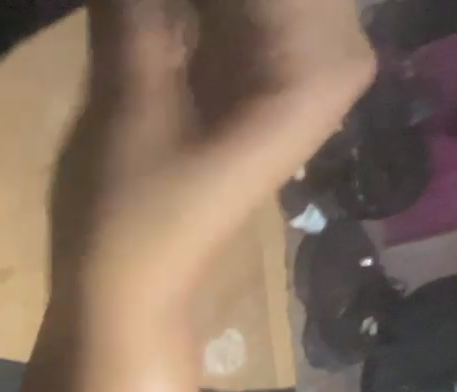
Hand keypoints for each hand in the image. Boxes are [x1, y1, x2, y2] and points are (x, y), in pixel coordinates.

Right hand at [53, 0, 373, 317]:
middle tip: (129, 13)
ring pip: (251, 9)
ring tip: (132, 20)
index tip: (134, 6)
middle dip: (193, 3)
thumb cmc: (128, 223)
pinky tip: (147, 26)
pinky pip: (237, 23)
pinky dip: (192, 19)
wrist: (124, 298)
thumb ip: (136, 26)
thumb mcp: (128, 119)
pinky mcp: (259, 88)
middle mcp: (333, 53)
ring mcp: (298, 71)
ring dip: (190, 11)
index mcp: (323, 61)